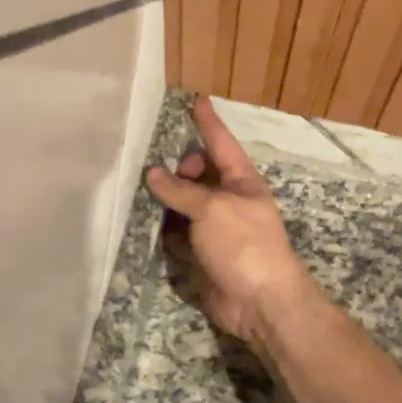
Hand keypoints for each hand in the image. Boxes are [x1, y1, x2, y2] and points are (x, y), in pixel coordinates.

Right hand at [146, 97, 317, 347]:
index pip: (221, 143)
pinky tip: (145, 221)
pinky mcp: (202, 255)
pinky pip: (178, 233)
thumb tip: (154, 173)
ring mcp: (215, 229)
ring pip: (185, 204)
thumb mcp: (212, 208)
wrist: (259, 302)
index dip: (208, 122)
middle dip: (180, 166)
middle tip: (160, 169)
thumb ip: (181, 190)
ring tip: (142, 189)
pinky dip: (164, 227)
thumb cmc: (244, 244)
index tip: (196, 100)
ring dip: (167, 198)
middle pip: (200, 174)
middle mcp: (229, 201)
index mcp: (242, 182)